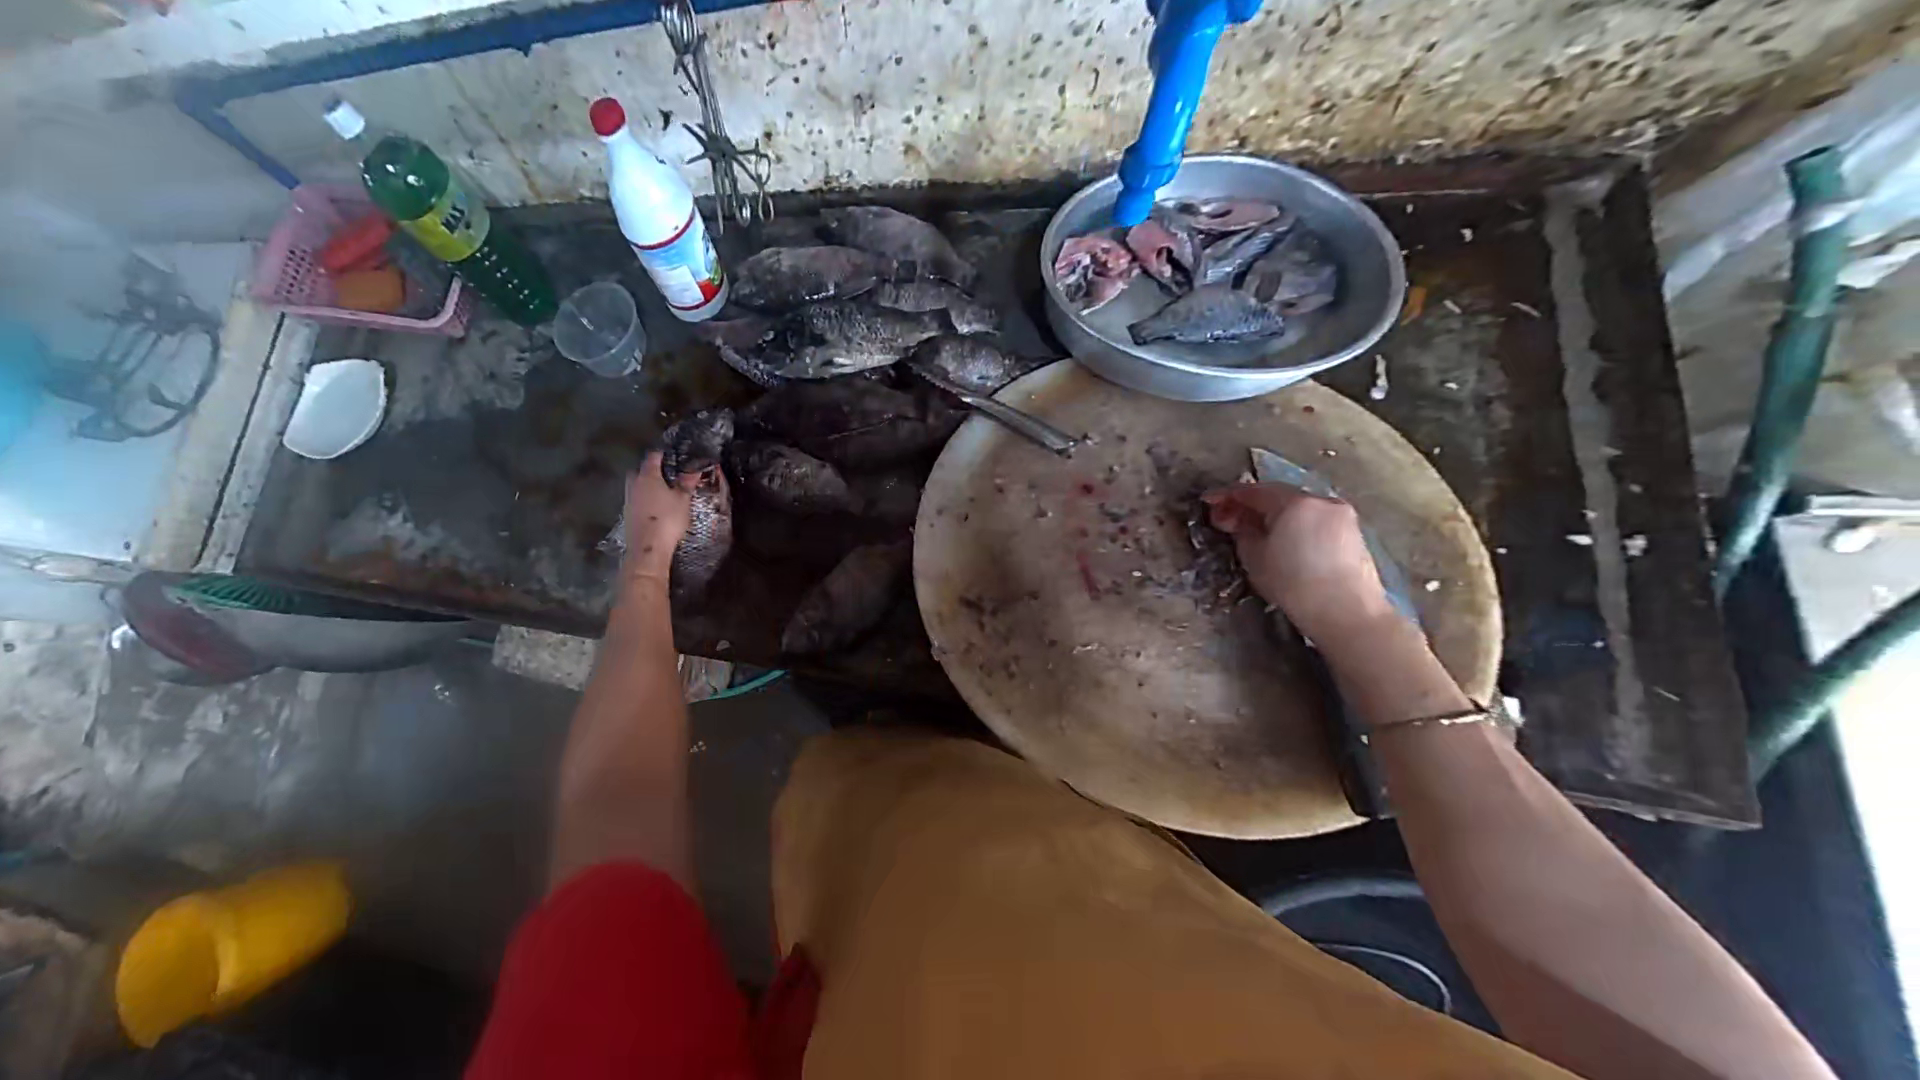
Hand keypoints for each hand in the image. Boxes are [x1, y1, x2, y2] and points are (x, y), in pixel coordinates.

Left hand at [622, 451, 694, 587]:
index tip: (674, 456)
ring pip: (636, 485)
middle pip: (640, 470)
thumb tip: (694, 469)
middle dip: (652, 470)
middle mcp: (634, 483)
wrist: (647, 547)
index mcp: (648, 476)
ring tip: (663, 491)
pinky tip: (655, 506)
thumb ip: (686, 483)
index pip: (653, 457)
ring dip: (646, 485)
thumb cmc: (667, 519)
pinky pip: (636, 498)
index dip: (664, 454)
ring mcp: (628, 499)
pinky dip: (644, 498)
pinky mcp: (627, 513)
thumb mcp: (683, 500)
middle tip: (668, 475)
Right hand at [1203, 483, 1397, 644]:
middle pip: (1278, 495)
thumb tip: (1237, 520)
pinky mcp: (1352, 532)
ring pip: (1298, 507)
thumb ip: (1242, 531)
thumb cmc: (1294, 584)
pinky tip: (1283, 539)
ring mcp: (1340, 514)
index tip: (1209, 501)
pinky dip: (1294, 523)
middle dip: (1251, 504)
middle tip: (1228, 518)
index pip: (1254, 491)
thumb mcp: (1255, 558)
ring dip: (1273, 514)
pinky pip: (1313, 519)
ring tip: (1254, 530)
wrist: (1347, 613)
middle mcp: (1320, 500)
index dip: (1228, 495)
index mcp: (1294, 502)